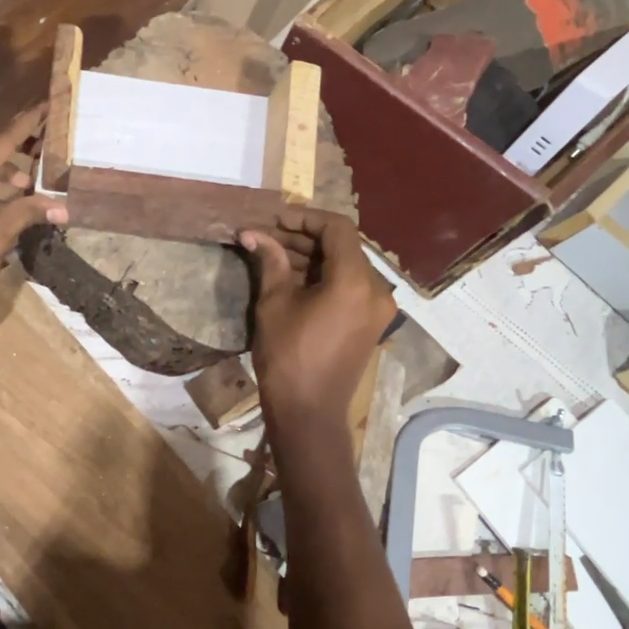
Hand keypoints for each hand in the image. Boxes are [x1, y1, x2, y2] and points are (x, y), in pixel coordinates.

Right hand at [240, 209, 395, 419]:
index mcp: (355, 280)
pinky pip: (350, 287)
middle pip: (343, 246)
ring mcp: (377, 308)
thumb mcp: (274, 303)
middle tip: (266, 238)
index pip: (337, 228)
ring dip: (313, 257)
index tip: (273, 220)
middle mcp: (376, 289)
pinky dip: (324, 277)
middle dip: (304, 238)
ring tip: (273, 256)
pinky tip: (293, 278)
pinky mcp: (370, 322)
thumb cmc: (288, 355)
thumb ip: (270, 261)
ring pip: (346, 266)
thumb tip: (251, 233)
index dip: (304, 218)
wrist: (308, 410)